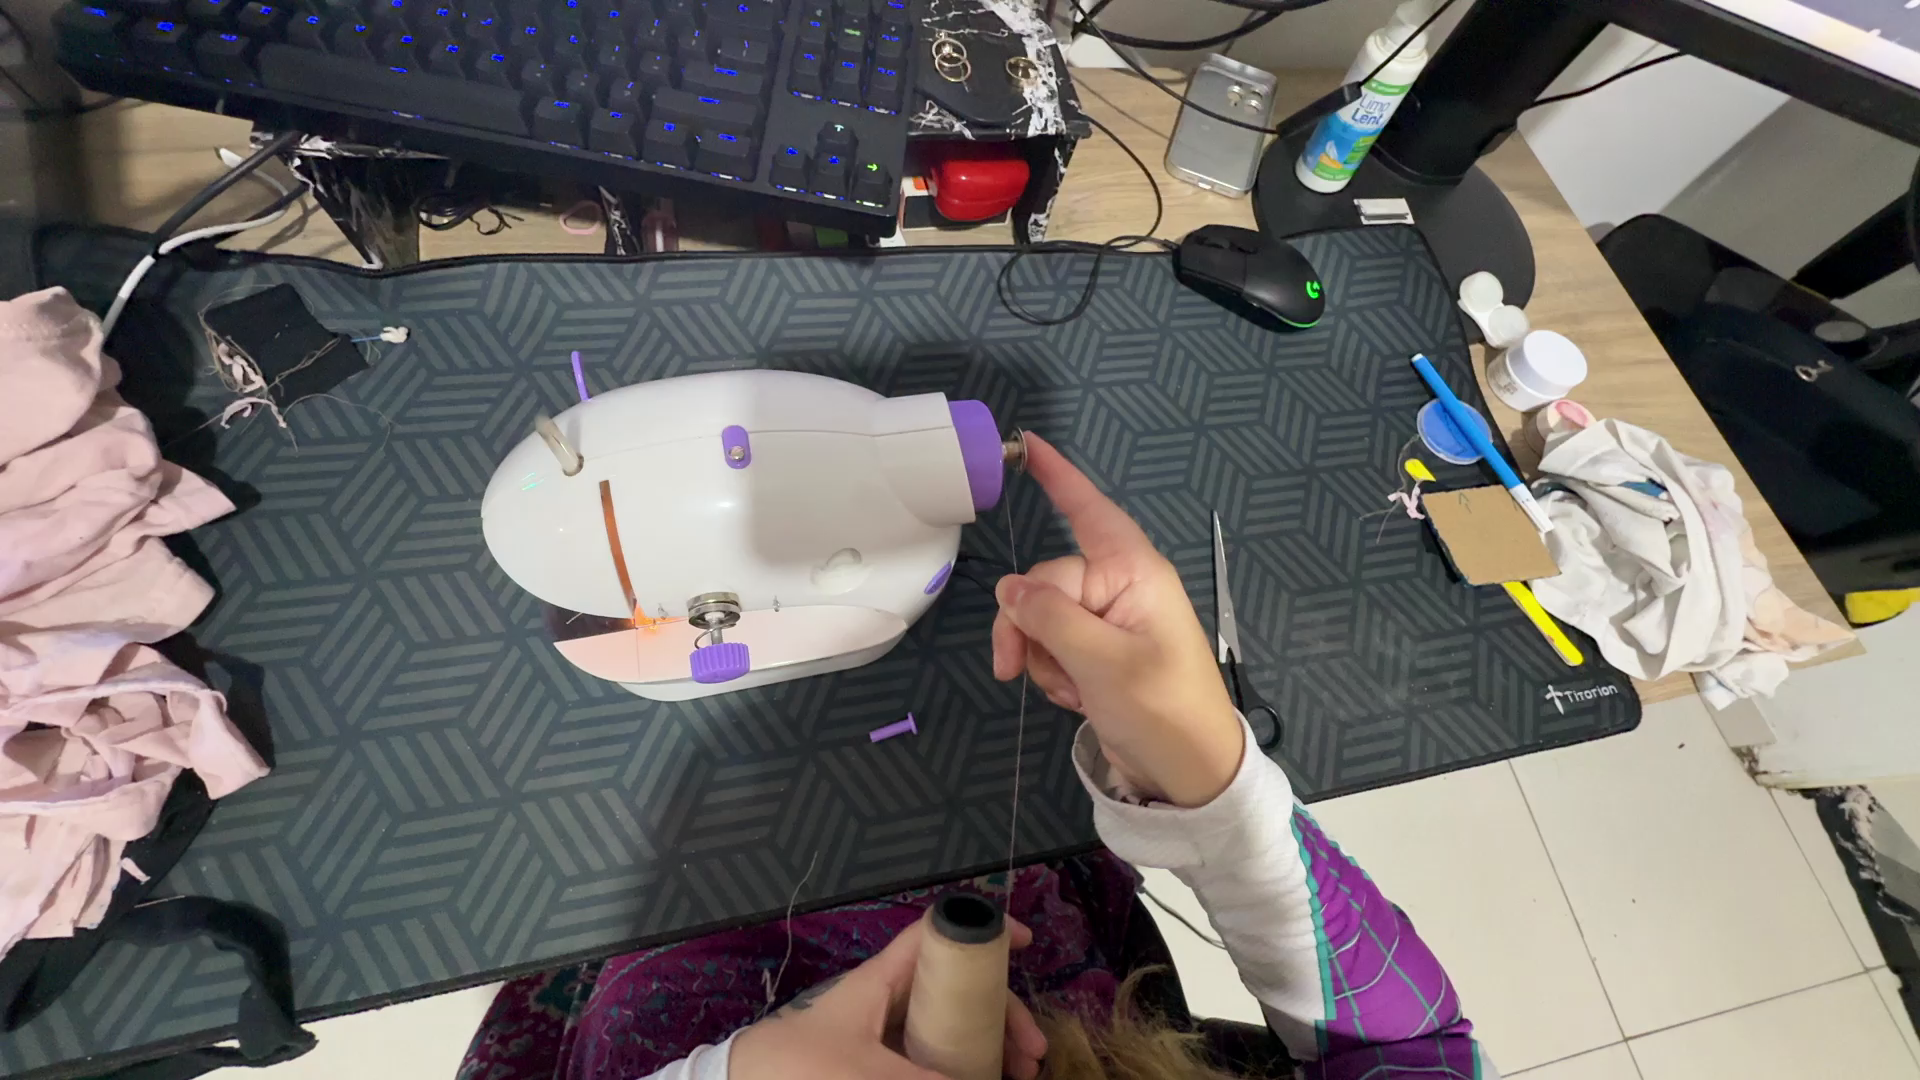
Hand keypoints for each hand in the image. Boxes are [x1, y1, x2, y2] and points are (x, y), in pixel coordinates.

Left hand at [728, 917, 1047, 1079]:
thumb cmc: (802, 1067)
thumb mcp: (866, 1072)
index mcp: (885, 978)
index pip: (938, 934)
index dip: (980, 929)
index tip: (1022, 941)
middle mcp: (892, 1000)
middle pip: (958, 990)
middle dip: (1001, 1012)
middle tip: (1032, 1051)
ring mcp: (888, 1036)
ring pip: (951, 1029)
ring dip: (989, 1047)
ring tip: (1021, 1074)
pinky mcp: (882, 1066)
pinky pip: (932, 1059)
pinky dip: (962, 1067)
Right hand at [991, 435, 1243, 807]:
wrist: (1188, 772)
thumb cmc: (1162, 710)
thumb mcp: (1104, 662)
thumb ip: (1050, 618)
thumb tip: (1009, 589)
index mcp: (1132, 572)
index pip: (1088, 511)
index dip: (1058, 477)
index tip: (1027, 444)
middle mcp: (1116, 586)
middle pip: (1043, 582)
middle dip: (1024, 625)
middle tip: (1012, 667)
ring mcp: (1104, 620)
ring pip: (1039, 615)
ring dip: (1039, 654)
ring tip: (1070, 688)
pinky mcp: (1093, 649)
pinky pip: (1049, 643)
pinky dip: (1050, 669)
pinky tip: (1075, 694)